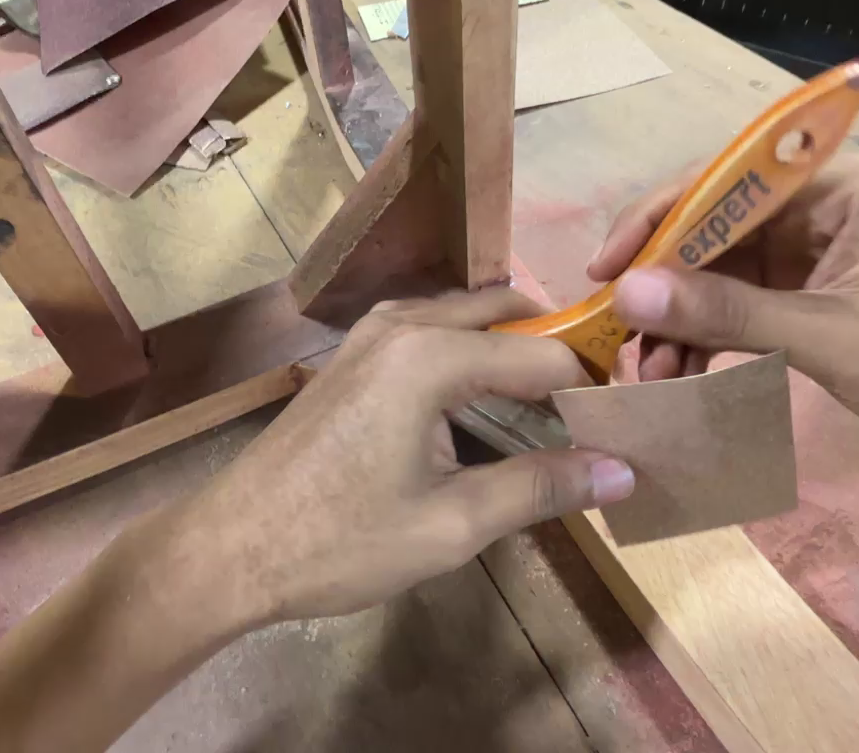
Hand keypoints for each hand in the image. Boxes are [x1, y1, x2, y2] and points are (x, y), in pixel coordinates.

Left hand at [166, 289, 635, 625]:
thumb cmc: (341, 540)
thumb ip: (541, 487)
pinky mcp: (357, 350)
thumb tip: (622, 472)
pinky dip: (473, 349)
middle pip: (506, 315)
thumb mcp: (452, 523)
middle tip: (596, 405)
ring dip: (513, 346)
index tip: (626, 422)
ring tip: (554, 402)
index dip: (591, 386)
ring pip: (468, 316)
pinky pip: (434, 329)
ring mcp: (373, 330)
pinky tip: (487, 395)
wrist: (233, 543)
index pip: (542, 356)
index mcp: (431, 355)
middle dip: (556, 350)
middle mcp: (404, 323)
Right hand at [589, 152, 858, 474]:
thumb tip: (625, 292)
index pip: (722, 185)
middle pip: (714, 233)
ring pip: (723, 276)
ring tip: (648, 375)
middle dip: (663, 288)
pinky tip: (683, 376)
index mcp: (840, 187)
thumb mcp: (836, 339)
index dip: (653, 224)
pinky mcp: (819, 298)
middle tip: (617, 338)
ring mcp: (819, 255)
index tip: (601, 272)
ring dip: (681, 323)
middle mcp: (822, 209)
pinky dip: (712, 340)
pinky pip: (745, 309)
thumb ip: (727, 312)